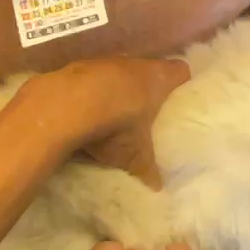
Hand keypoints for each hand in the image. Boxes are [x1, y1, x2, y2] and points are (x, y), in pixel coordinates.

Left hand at [15, 57, 189, 189]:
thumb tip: (157, 187)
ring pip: (119, 73)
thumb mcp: (134, 153)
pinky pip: (92, 80)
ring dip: (117, 90)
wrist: (68, 105)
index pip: (181, 73)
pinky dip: (92, 93)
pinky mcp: (79, 67)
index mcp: (158, 78)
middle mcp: (135, 63)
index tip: (180, 98)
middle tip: (147, 113)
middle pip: (149, 70)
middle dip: (147, 90)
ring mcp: (106, 62)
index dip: (182, 84)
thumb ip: (147, 168)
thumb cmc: (116, 126)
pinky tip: (86, 111)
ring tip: (114, 114)